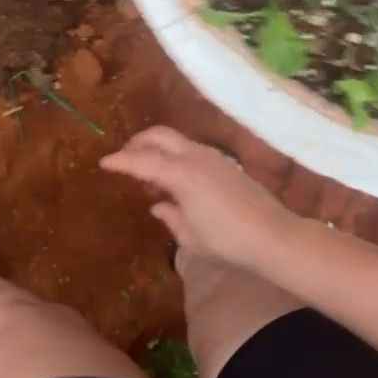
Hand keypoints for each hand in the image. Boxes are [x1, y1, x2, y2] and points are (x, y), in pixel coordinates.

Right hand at [100, 127, 300, 270]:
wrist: (274, 236)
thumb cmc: (229, 242)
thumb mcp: (191, 238)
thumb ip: (170, 217)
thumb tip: (158, 206)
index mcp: (181, 174)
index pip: (141, 160)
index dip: (120, 161)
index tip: (103, 163)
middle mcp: (195, 157)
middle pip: (159, 135)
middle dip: (137, 143)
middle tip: (123, 159)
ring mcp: (213, 157)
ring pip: (176, 140)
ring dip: (156, 148)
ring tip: (147, 173)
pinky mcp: (225, 163)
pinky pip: (190, 149)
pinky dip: (173, 155)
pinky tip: (173, 179)